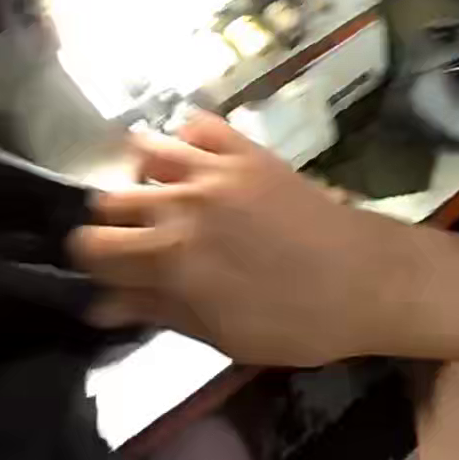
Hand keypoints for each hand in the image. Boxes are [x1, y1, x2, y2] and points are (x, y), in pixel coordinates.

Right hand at [68, 112, 423, 366]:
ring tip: (164, 196)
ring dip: (143, 176)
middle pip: (110, 198)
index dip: (91, 260)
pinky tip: (198, 163)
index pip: (95, 247)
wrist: (367, 278)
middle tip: (139, 240)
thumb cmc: (296, 321)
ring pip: (144, 151)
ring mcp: (215, 169)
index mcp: (172, 258)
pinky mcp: (246, 149)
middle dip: (113, 221)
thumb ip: (157, 312)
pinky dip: (188, 139)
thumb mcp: (222, 335)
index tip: (105, 269)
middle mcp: (182, 204)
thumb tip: (100, 305)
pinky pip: (198, 124)